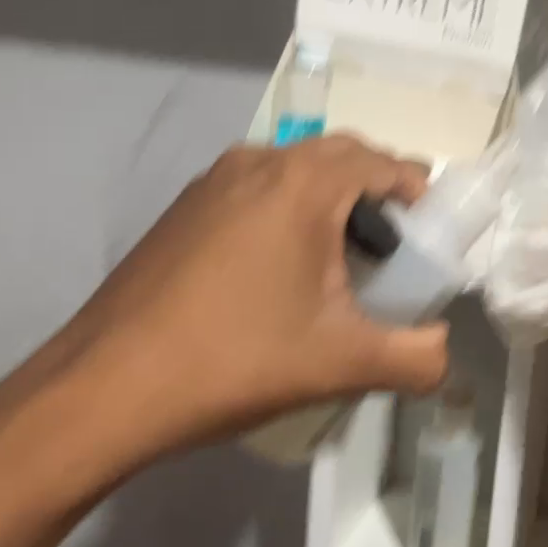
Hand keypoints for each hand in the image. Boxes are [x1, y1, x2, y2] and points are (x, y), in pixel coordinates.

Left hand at [47, 136, 448, 459]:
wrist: (103, 390)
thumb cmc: (235, 360)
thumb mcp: (343, 363)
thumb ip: (417, 357)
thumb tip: (444, 356)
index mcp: (303, 184)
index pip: (383, 162)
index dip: (418, 192)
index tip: (431, 236)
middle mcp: (258, 164)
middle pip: (341, 155)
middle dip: (377, 189)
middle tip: (393, 247)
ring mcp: (212, 183)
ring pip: (294, 169)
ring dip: (329, 198)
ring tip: (337, 260)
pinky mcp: (182, 210)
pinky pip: (256, 189)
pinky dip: (286, 210)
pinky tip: (278, 272)